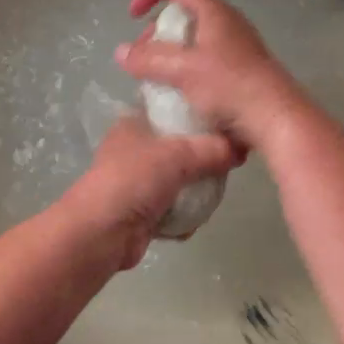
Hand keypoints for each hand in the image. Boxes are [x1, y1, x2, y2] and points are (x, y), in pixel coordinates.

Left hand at [57, 114, 240, 270]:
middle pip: (179, 150)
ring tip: (211, 199)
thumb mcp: (179, 155)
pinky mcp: (140, 214)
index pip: (170, 110)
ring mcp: (136, 184)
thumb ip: (213, 149)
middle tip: (224, 168)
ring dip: (194, 195)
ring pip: (178, 183)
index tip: (225, 128)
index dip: (197, 117)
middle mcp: (134, 151)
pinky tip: (191, 223)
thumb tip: (241, 148)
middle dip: (202, 163)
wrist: (102, 233)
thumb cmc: (134, 180)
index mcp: (134, 125)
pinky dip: (182, 218)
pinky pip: (172, 211)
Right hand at [114, 0, 309, 151]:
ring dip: (168, 54)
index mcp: (213, 11)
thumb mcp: (183, 71)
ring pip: (192, 39)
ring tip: (156, 82)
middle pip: (182, 11)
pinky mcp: (239, 70)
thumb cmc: (231, 87)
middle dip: (155, 32)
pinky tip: (178, 95)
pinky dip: (185, 70)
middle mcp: (226, 22)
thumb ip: (149, 59)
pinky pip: (204, 60)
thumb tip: (121, 53)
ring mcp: (235, 46)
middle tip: (143, 60)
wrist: (277, 118)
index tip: (133, 16)